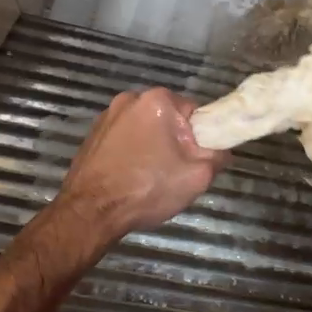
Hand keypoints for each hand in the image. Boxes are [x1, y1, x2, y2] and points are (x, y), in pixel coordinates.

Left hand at [55, 87, 226, 242]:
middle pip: (167, 118)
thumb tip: (222, 150)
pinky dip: (129, 152)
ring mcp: (107, 115)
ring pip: (144, 128)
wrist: (89, 214)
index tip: (191, 160)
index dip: (198, 138)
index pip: (193, 112)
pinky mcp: (91, 134)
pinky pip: (123, 138)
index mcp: (158, 100)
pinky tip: (127, 176)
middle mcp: (131, 98)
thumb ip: (218, 156)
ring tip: (147, 177)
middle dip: (173, 141)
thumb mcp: (197, 176)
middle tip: (172, 171)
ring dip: (150, 146)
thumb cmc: (146, 189)